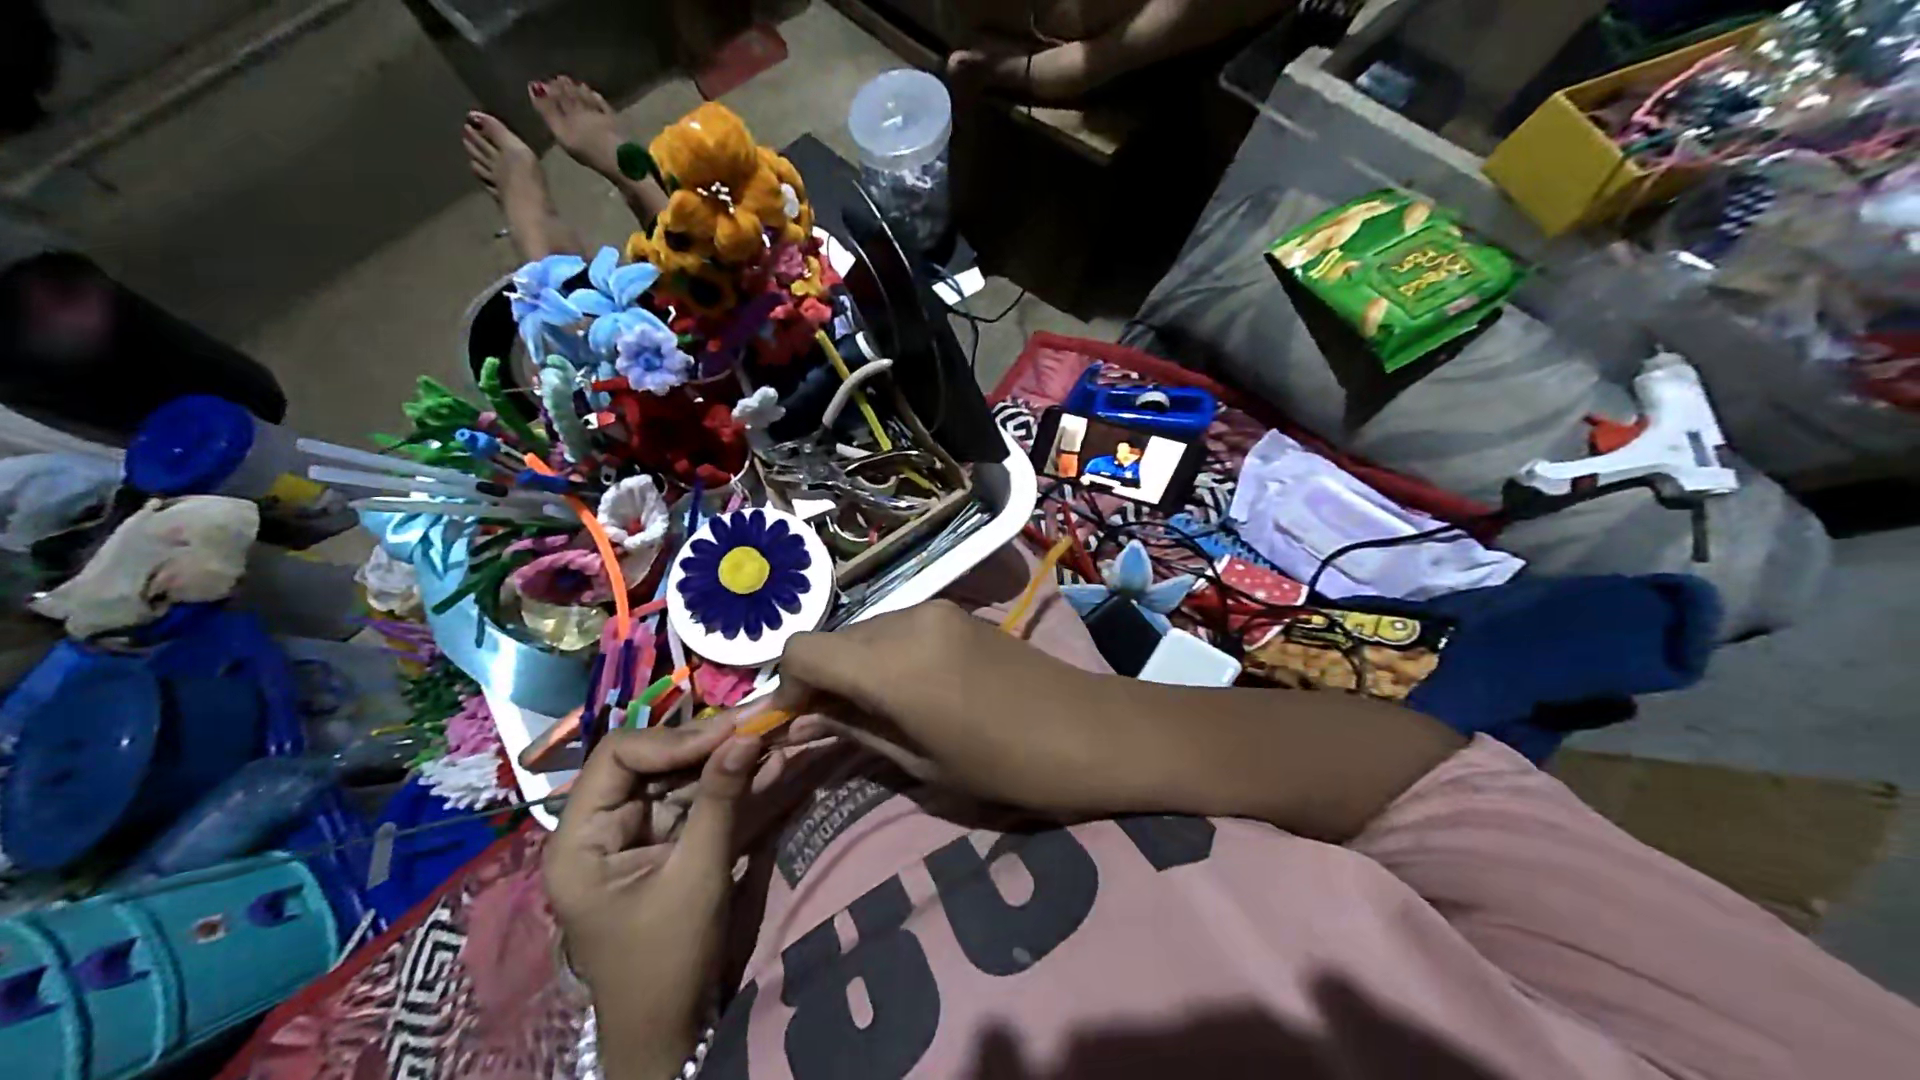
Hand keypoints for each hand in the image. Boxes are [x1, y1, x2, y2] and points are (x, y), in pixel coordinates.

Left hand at [543, 719, 762, 1078]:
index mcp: (581, 838)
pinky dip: (734, 787)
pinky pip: (700, 804)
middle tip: (763, 723)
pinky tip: (770, 765)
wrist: (674, 1034)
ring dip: (730, 762)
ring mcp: (637, 835)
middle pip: (655, 763)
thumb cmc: (668, 962)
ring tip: (777, 737)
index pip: (619, 757)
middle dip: (711, 745)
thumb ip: (720, 801)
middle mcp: (603, 828)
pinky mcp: (668, 845)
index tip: (731, 733)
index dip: (674, 739)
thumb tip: (747, 735)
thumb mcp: (697, 875)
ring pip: (683, 779)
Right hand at [771, 600, 1465, 841]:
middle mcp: (906, 620)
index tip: (801, 719)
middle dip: (824, 677)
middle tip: (838, 722)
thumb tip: (809, 718)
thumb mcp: (920, 763)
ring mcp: (934, 609)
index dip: (790, 685)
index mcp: (891, 664)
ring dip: (858, 665)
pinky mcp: (956, 610)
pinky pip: (899, 626)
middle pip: (834, 638)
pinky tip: (915, 688)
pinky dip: (887, 654)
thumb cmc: (1005, 765)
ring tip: (882, 708)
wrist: (1087, 730)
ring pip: (866, 630)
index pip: (803, 651)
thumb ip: (856, 731)